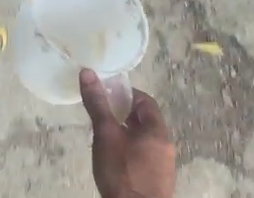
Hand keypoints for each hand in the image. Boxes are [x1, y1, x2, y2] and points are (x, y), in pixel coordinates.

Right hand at [81, 70, 175, 197]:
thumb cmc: (123, 171)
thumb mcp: (106, 135)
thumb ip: (98, 104)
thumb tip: (87, 72)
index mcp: (158, 131)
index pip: (145, 101)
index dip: (126, 94)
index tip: (107, 94)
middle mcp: (165, 146)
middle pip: (145, 119)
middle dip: (123, 112)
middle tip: (102, 112)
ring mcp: (163, 166)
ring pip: (144, 138)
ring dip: (126, 131)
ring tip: (104, 134)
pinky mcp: (157, 181)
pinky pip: (144, 155)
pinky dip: (130, 148)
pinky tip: (114, 157)